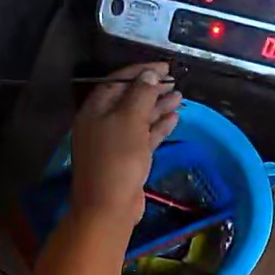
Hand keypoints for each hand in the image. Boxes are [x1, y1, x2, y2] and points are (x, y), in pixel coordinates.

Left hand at [70, 62, 180, 221]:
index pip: (118, 81)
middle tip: (175, 82)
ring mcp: (114, 142)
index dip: (141, 71)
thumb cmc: (117, 159)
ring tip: (180, 97)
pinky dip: (158, 127)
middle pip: (128, 99)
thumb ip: (141, 94)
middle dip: (152, 89)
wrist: (109, 206)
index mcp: (95, 110)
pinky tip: (174, 118)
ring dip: (158, 107)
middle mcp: (101, 123)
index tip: (165, 67)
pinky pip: (143, 136)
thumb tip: (150, 75)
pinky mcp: (126, 159)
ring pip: (138, 118)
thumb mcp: (130, 120)